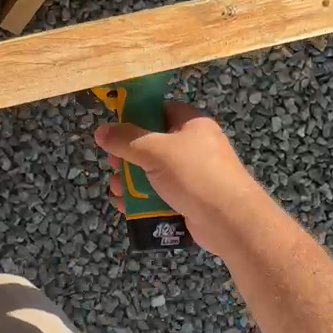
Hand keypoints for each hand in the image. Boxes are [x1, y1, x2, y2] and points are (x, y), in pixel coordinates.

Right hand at [93, 102, 286, 260]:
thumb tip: (100, 131)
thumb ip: (125, 139)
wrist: (232, 222)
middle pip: (151, 144)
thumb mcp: (155, 151)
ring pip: (153, 172)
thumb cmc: (195, 175)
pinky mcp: (190, 199)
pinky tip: (126, 207)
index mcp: (191, 123)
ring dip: (131, 182)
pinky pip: (160, 194)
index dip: (135, 117)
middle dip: (127, 158)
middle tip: (114, 166)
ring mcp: (193, 175)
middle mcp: (194, 145)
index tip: (114, 130)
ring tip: (117, 192)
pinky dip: (143, 200)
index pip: (159, 110)